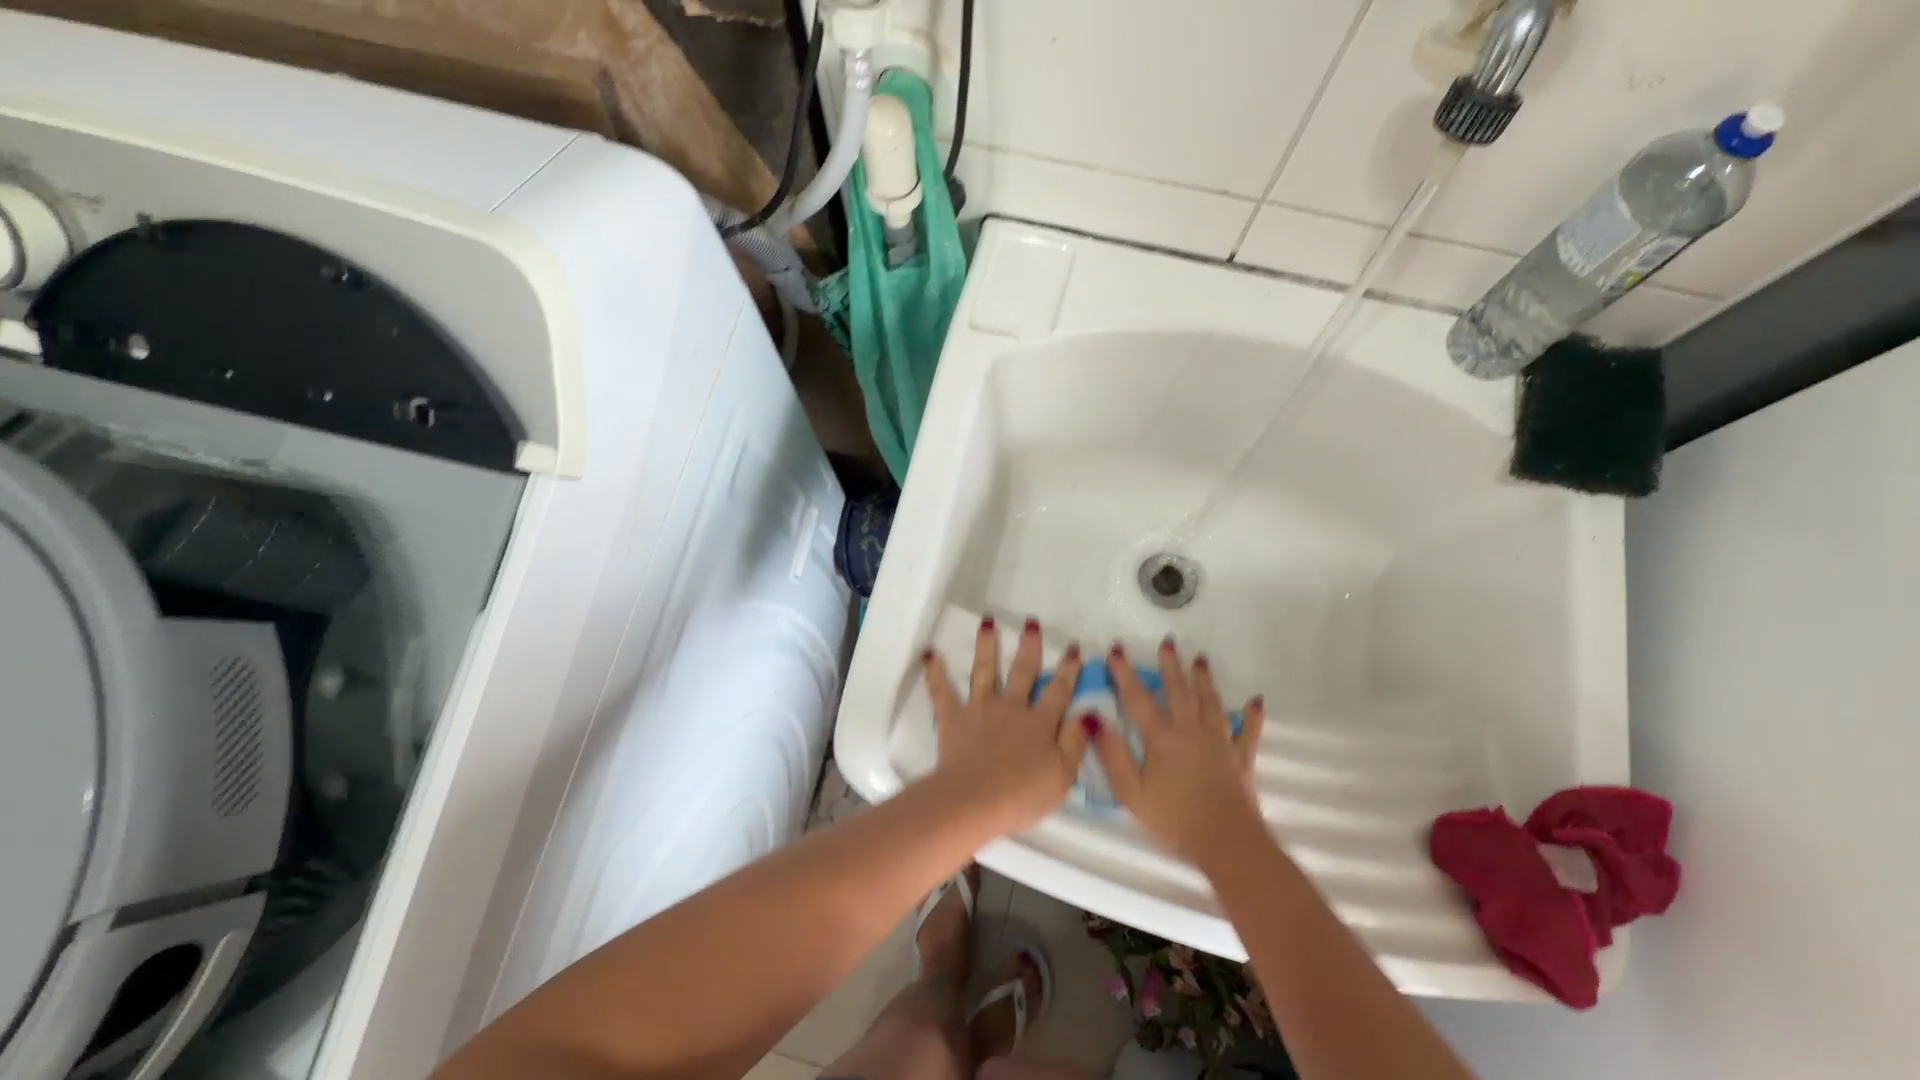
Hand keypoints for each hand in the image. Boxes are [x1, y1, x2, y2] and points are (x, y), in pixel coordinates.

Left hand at [923, 615, 1091, 832]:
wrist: (974, 800)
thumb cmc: (1022, 794)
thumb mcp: (1062, 775)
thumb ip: (1075, 742)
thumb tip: (1087, 714)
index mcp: (1040, 723)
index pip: (1059, 691)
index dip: (1069, 669)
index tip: (1075, 648)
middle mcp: (1011, 708)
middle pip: (1022, 671)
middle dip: (1029, 646)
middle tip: (1031, 622)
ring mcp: (980, 710)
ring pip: (984, 671)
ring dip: (986, 646)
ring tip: (987, 622)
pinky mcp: (953, 719)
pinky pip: (942, 692)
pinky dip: (935, 673)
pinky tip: (931, 655)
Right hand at [1091, 639, 1268, 868]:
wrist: (1227, 841)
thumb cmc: (1174, 820)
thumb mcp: (1131, 792)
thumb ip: (1112, 754)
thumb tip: (1092, 718)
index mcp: (1162, 738)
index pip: (1139, 699)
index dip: (1125, 673)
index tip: (1116, 650)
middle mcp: (1192, 731)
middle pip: (1180, 691)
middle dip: (1171, 666)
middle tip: (1168, 643)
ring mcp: (1220, 742)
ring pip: (1211, 703)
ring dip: (1204, 680)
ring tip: (1201, 661)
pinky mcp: (1241, 758)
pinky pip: (1248, 731)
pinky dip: (1251, 715)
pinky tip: (1254, 702)